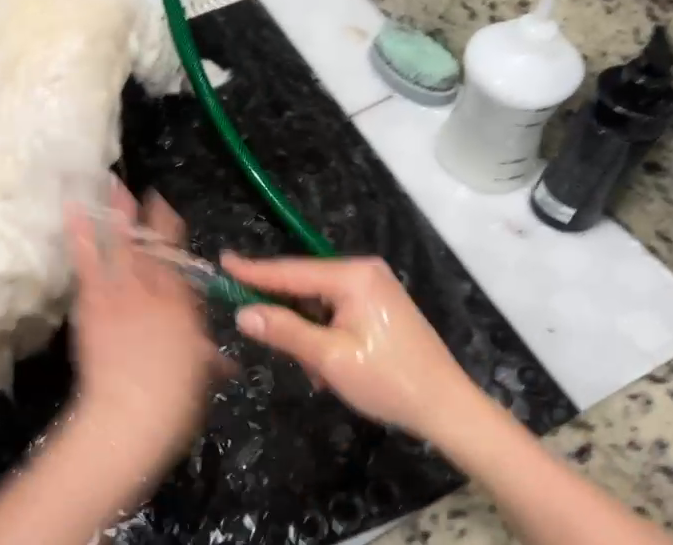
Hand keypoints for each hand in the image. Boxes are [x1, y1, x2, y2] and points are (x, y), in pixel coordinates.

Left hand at [63, 188, 221, 474]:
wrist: (130, 414)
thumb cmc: (172, 402)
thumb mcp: (198, 370)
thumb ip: (203, 353)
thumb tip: (215, 356)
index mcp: (182, 305)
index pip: (178, 259)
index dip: (170, 229)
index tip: (163, 205)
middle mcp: (153, 290)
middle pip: (148, 245)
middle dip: (140, 215)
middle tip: (130, 187)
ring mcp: (120, 291)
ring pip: (118, 244)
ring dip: (112, 214)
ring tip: (106, 185)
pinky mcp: (92, 300)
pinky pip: (86, 261)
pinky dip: (79, 236)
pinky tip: (71, 214)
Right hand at [222, 254, 478, 442]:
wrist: (450, 410)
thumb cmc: (389, 381)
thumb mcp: (329, 359)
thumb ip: (284, 330)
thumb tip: (243, 313)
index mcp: (352, 275)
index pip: (290, 270)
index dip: (253, 271)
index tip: (222, 261)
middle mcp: (363, 271)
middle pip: (304, 285)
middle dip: (288, 318)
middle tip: (274, 344)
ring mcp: (374, 287)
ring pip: (318, 302)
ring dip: (308, 333)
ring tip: (316, 371)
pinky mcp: (380, 306)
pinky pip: (336, 310)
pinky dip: (324, 334)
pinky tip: (330, 365)